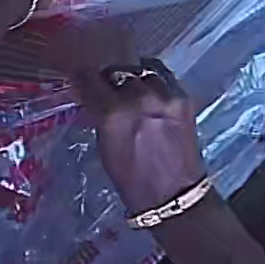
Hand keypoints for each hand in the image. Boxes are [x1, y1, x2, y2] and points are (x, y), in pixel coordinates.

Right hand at [76, 56, 207, 212]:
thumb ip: (98, 114)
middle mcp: (140, 98)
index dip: (83, 78)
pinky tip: (149, 88)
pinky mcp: (183, 97)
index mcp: (114, 114)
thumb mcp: (104, 146)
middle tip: (107, 91)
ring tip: (131, 90)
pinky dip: (153, 79)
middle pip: (117, 72)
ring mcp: (165, 96)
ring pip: (141, 70)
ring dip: (133, 79)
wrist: (174, 193)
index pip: (90, 79)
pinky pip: (163, 75)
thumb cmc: (131, 177)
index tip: (81, 80)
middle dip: (109, 81)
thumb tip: (89, 93)